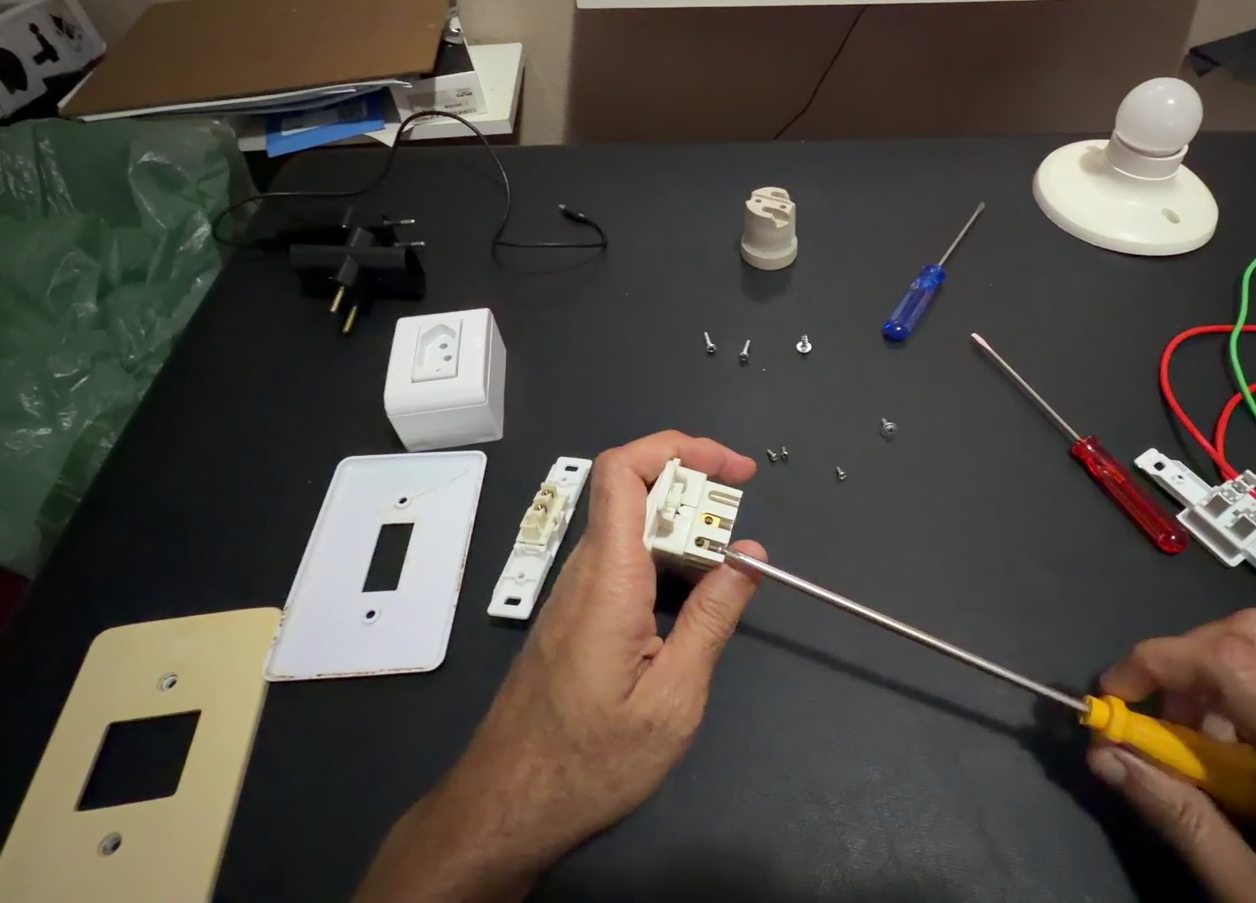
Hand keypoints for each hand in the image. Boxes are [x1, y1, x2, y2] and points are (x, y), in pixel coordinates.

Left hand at [353, 432, 764, 902]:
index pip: (623, 470)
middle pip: (634, 492)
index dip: (680, 448)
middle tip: (739, 538)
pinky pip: (625, 562)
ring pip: (632, 528)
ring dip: (685, 532)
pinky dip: (667, 563)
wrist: (506, 807)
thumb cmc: (590, 761)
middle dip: (697, 492)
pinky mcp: (577, 614)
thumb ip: (712, 620)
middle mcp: (586, 570)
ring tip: (726, 574)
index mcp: (608, 578)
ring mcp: (576, 591)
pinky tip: (692, 605)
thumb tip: (749, 555)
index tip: (735, 471)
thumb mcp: (672, 700)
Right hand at [1086, 609, 1255, 902]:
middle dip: (1184, 657)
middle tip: (1154, 717)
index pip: (1234, 662)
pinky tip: (1246, 767)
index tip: (1112, 700)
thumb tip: (1106, 757)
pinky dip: (1250, 702)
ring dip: (1216, 679)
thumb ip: (1184, 823)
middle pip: (1255, 634)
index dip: (1156, 661)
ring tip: (1197, 751)